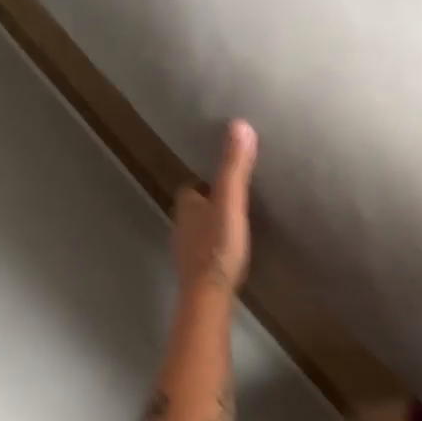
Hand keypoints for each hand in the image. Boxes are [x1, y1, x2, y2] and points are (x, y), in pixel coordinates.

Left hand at [172, 120, 257, 294]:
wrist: (209, 295)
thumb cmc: (218, 245)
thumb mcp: (232, 201)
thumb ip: (235, 167)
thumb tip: (239, 125)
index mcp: (187, 206)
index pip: (192, 187)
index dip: (206, 182)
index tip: (225, 179)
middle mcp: (181, 226)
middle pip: (195, 208)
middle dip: (210, 202)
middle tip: (235, 199)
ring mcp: (187, 251)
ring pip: (199, 229)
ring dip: (212, 225)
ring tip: (236, 222)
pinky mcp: (196, 271)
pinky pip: (205, 250)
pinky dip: (214, 246)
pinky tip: (230, 250)